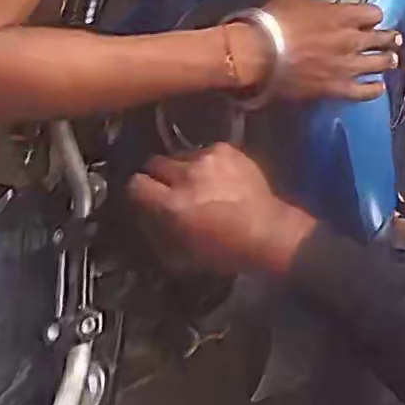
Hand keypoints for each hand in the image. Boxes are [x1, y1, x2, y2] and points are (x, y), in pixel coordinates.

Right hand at [127, 144, 317, 275]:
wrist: (268, 230)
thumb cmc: (225, 250)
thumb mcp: (182, 255)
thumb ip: (156, 232)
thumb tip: (143, 215)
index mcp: (173, 204)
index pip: (136, 184)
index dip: (137, 190)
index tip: (144, 196)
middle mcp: (187, 175)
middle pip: (155, 163)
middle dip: (158, 175)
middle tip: (169, 188)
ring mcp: (208, 157)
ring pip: (180, 155)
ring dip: (183, 168)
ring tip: (198, 182)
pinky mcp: (227, 148)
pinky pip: (205, 150)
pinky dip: (206, 162)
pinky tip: (218, 176)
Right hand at [227, 0, 400, 101]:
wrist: (260, 55)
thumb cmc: (274, 22)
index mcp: (343, 15)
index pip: (374, 13)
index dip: (374, 16)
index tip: (372, 18)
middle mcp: (351, 40)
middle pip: (382, 39)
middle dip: (388, 38)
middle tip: (392, 39)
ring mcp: (347, 65)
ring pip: (378, 64)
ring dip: (386, 61)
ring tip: (390, 61)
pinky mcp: (338, 88)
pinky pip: (365, 91)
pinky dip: (374, 89)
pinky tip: (378, 87)